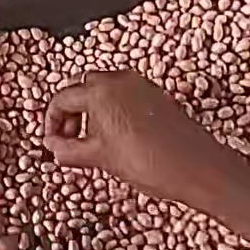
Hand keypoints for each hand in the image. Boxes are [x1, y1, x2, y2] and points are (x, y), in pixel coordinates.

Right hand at [42, 69, 238, 205]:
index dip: (51, 122)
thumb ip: (67, 150)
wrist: (198, 169)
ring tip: (91, 142)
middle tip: (67, 139)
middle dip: (71, 115)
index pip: (62, 99)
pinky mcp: (156, 96)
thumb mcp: (98, 158)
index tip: (52, 140)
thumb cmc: (151, 162)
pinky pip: (123, 97)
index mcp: (99, 91)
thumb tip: (53, 146)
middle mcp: (119, 81)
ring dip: (91, 113)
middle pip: (81, 90)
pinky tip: (115, 139)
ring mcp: (140, 86)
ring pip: (103, 92)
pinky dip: (112, 112)